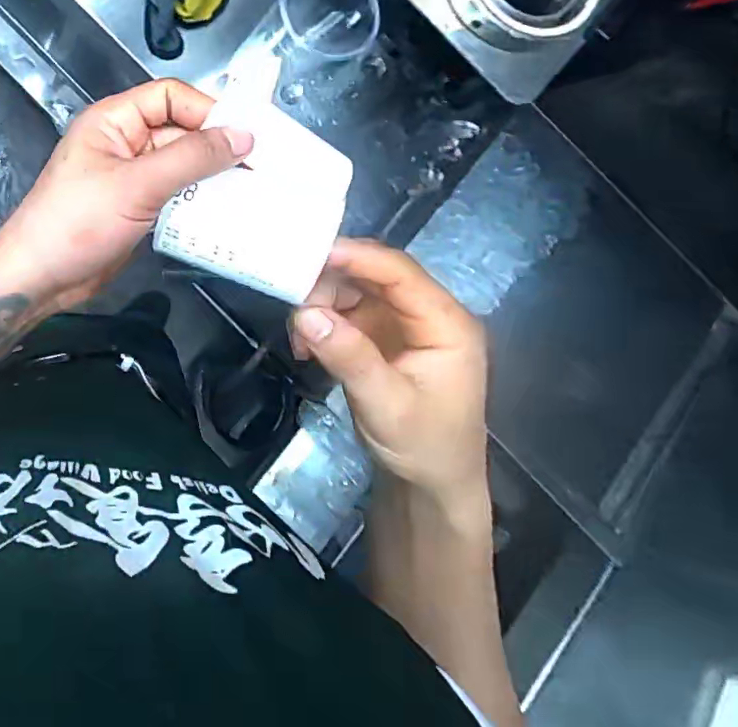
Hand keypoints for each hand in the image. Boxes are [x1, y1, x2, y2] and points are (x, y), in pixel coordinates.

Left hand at [0, 79, 251, 312]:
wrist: (40, 279)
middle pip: (181, 131)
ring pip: (183, 165)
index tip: (243, 133)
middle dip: (217, 147)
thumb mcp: (137, 185)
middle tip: (259, 164)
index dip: (207, 110)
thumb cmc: (74, 224)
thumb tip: (241, 136)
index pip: (170, 96)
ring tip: (250, 189)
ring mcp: (131, 176)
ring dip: (212, 177)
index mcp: (114, 121)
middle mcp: (124, 142)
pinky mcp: (138, 207)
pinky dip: (199, 200)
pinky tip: (225, 211)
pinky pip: (176, 194)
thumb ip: (192, 158)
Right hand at [291, 238, 490, 510]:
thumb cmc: (424, 447)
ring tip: (298, 332)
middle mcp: (425, 313)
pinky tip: (305, 345)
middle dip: (331, 279)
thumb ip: (349, 357)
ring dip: (322, 301)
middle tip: (291, 293)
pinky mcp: (381, 335)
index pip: (401, 274)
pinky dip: (322, 320)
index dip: (359, 257)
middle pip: (374, 275)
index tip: (314, 252)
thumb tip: (305, 312)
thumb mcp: (386, 406)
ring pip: (355, 290)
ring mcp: (402, 323)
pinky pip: (346, 311)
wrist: (433, 486)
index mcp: (446, 323)